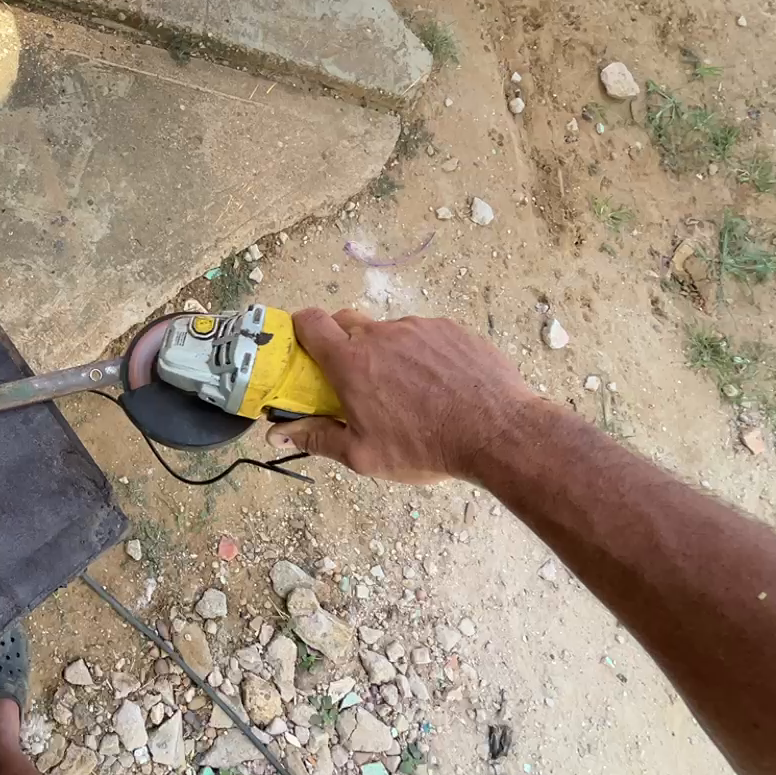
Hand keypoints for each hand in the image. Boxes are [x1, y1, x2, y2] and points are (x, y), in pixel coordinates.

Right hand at [268, 307, 537, 482]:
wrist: (501, 433)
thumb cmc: (424, 447)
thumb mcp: (362, 454)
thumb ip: (315, 437)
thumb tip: (274, 435)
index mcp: (350, 362)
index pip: (309, 321)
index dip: (301, 327)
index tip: (304, 346)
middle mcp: (380, 335)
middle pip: (345, 321)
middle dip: (341, 341)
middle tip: (354, 374)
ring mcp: (418, 328)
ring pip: (387, 331)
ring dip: (386, 351)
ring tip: (407, 388)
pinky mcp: (450, 329)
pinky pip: (423, 334)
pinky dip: (421, 353)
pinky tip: (438, 383)